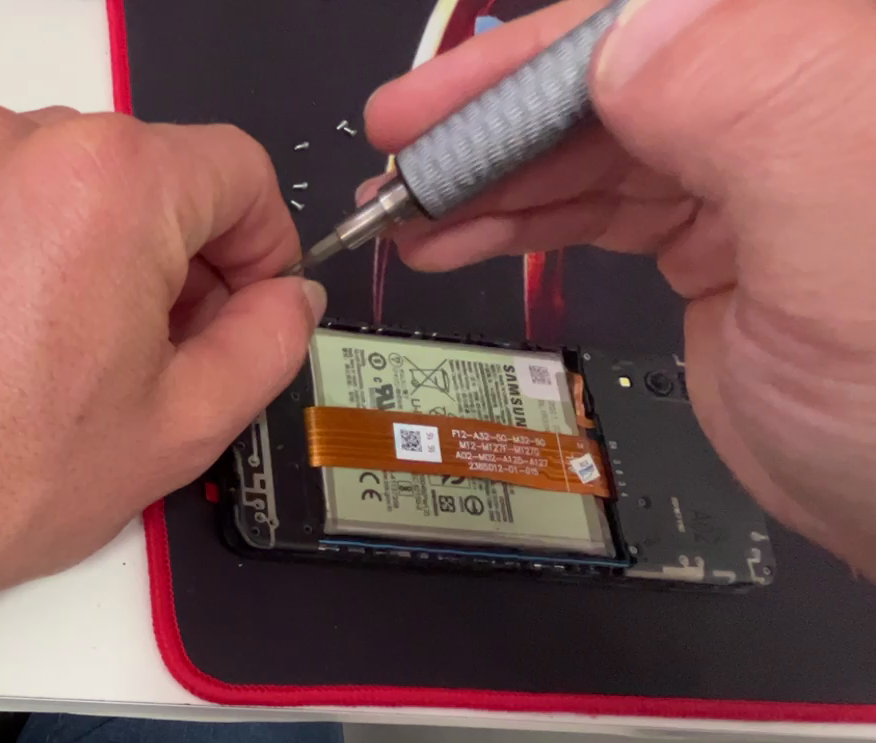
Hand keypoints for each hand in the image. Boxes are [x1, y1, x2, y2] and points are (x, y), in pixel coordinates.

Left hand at [0, 69, 321, 626]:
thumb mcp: (178, 430)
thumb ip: (267, 345)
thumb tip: (284, 298)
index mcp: (118, 188)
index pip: (235, 175)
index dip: (256, 245)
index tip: (239, 298)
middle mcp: (27, 145)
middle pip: (146, 169)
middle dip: (169, 250)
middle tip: (146, 342)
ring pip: (58, 159)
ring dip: (81, 224)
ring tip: (54, 324)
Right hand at [363, 0, 875, 574]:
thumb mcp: (861, 243)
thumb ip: (765, 107)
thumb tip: (630, 33)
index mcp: (860, 67)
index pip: (681, 17)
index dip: (539, 55)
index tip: (425, 108)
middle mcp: (821, 97)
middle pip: (628, 76)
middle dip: (496, 123)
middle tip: (391, 171)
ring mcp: (773, 167)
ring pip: (601, 143)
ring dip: (491, 180)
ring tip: (403, 220)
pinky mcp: (728, 234)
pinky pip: (604, 203)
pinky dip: (520, 219)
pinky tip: (457, 240)